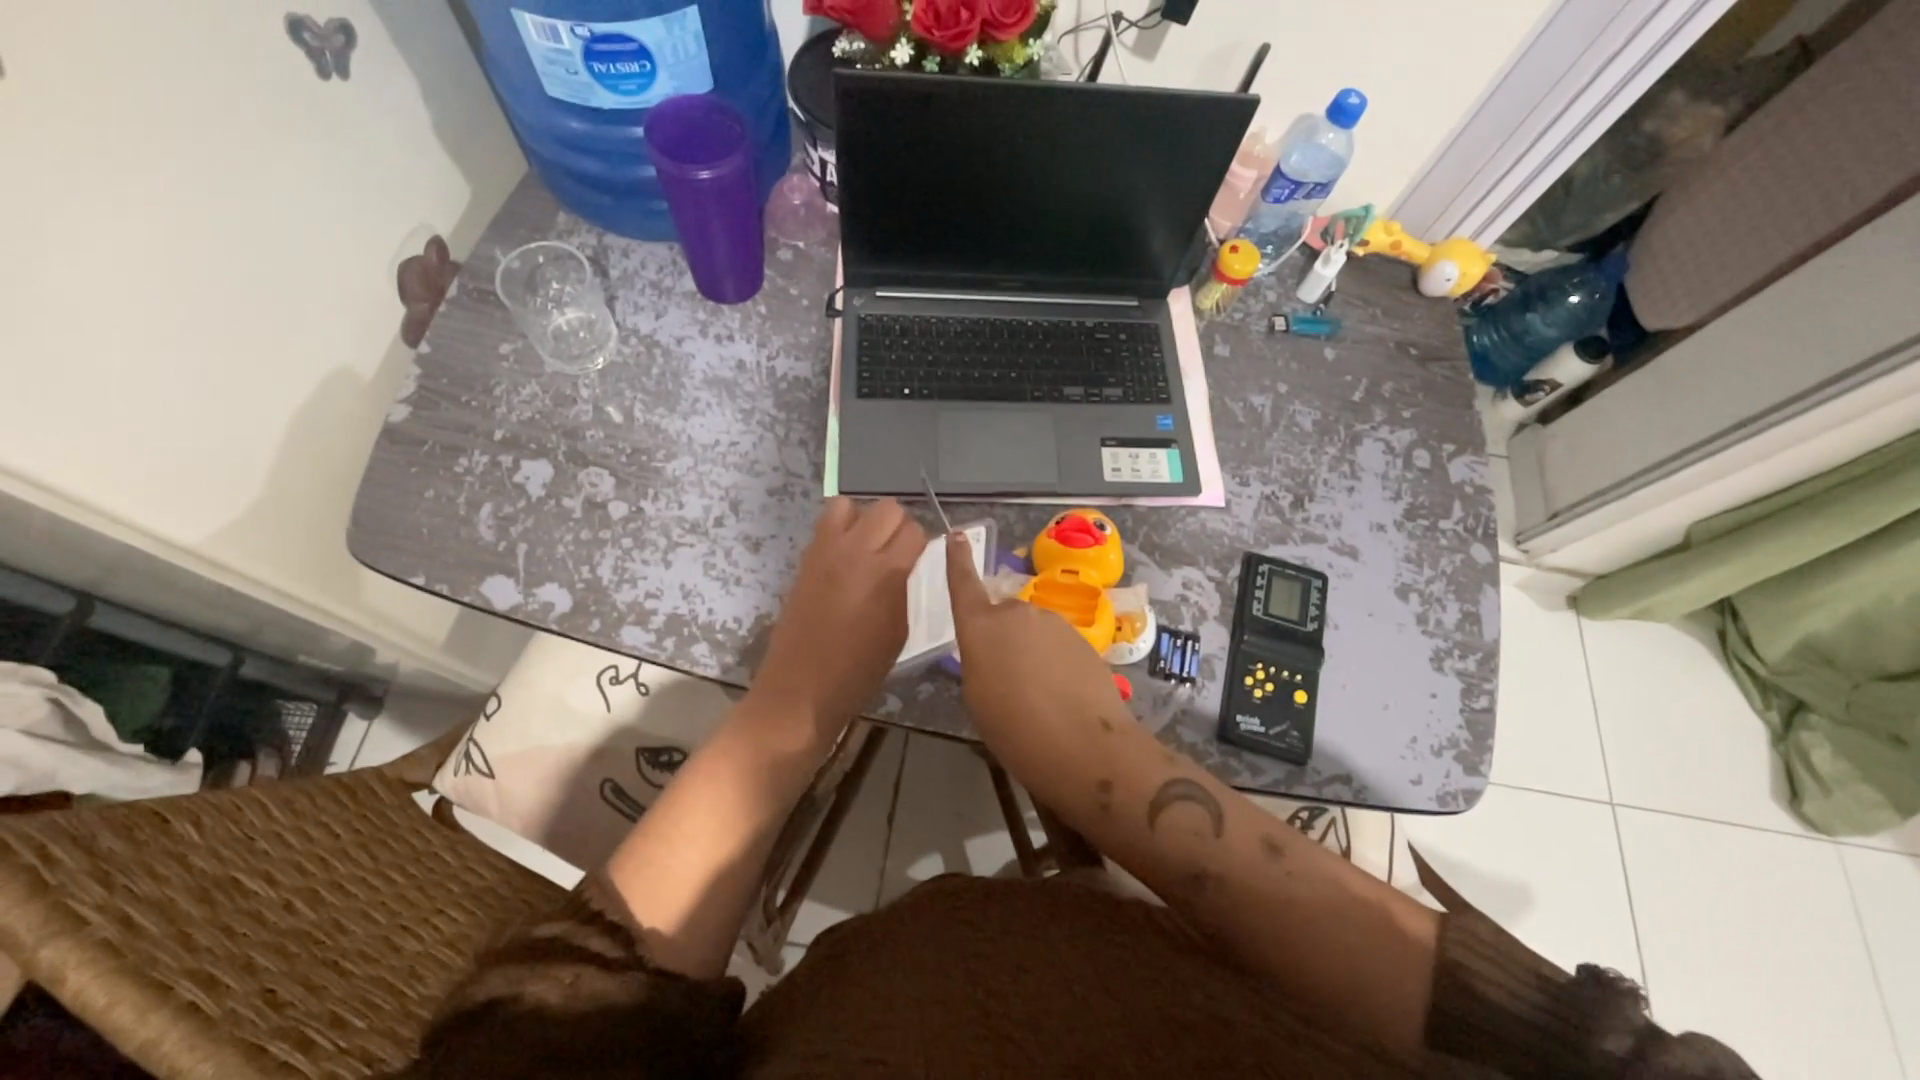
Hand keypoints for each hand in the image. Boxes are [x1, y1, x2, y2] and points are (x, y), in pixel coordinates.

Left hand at [751, 497, 927, 731]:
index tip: (920, 558)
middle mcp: (855, 551)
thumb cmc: (858, 671)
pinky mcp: (804, 560)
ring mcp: (824, 552)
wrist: (801, 689)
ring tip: (867, 548)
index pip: (914, 531)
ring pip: (849, 504)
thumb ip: (903, 589)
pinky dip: (840, 531)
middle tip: (897, 551)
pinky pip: (825, 526)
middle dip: (898, 525)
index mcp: (886, 573)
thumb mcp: (898, 631)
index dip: (921, 544)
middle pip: (887, 508)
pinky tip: (844, 561)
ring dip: (864, 520)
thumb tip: (906, 566)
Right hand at [945, 531, 1127, 745]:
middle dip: (1002, 638)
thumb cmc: (1012, 727)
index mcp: (980, 626)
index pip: (963, 584)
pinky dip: (1055, 663)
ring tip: (1035, 696)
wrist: (1081, 743)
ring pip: (1032, 631)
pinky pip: (1057, 645)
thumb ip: (980, 662)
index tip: (956, 535)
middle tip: (1004, 681)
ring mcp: (1053, 622)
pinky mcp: (1081, 638)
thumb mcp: (977, 697)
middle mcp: (1016, 613)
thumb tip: (994, 652)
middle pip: (1003, 616)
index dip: (958, 560)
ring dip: (1031, 653)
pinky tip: (1061, 696)